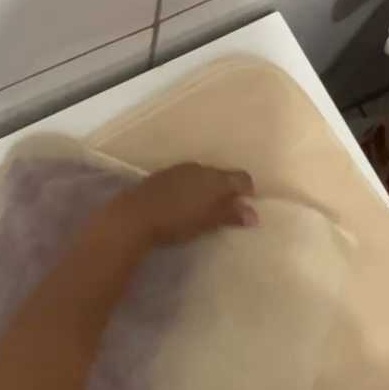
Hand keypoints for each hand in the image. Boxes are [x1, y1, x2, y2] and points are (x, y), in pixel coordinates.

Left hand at [104, 164, 255, 246]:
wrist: (135, 215)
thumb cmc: (177, 221)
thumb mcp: (208, 221)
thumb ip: (230, 214)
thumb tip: (253, 214)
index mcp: (215, 178)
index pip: (242, 178)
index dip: (247, 191)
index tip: (244, 207)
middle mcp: (200, 168)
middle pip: (222, 175)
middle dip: (226, 190)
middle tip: (224, 210)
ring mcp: (180, 169)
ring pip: (203, 175)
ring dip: (207, 188)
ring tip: (203, 207)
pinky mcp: (163, 174)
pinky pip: (185, 177)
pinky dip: (190, 187)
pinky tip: (183, 202)